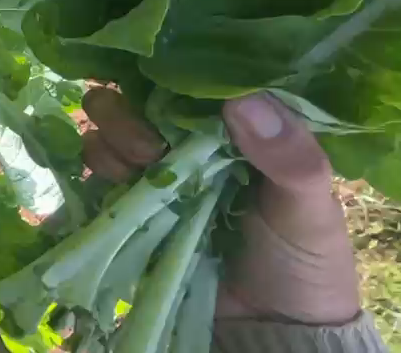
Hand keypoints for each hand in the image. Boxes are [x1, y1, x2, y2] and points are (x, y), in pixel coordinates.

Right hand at [81, 89, 361, 325]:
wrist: (264, 328)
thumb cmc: (300, 261)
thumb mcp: (310, 213)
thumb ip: (292, 159)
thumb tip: (242, 98)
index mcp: (228, 130)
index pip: (186, 82)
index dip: (166, 73)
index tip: (158, 80)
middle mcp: (181, 138)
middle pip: (131, 96)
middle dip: (125, 113)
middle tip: (149, 147)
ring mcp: (148, 164)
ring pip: (104, 123)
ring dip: (110, 138)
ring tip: (135, 170)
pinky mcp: (121, 189)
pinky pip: (90, 158)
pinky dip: (94, 162)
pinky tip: (116, 182)